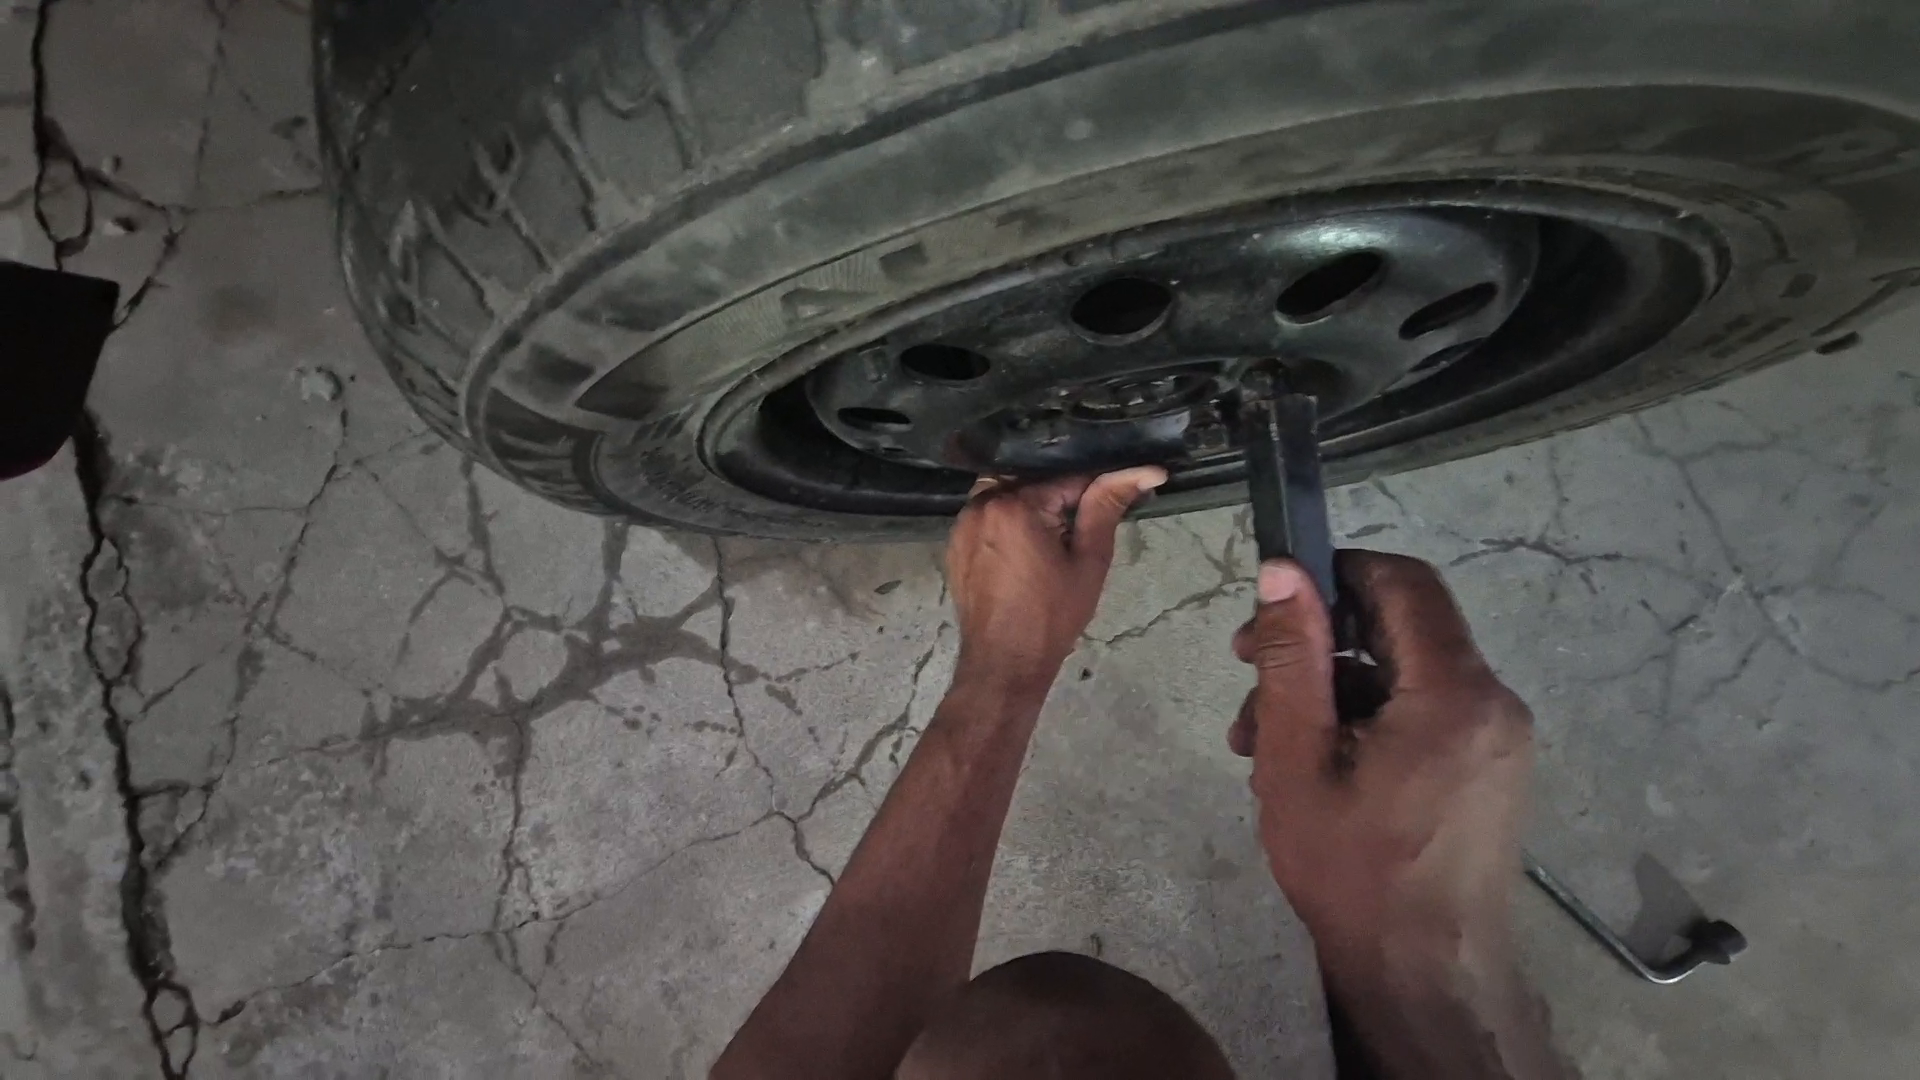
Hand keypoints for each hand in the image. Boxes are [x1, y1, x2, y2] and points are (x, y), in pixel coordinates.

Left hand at [946, 467, 1166, 686]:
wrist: (1004, 663)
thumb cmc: (1051, 616)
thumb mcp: (1088, 562)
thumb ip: (1106, 509)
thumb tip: (1142, 472)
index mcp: (1014, 504)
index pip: (1065, 478)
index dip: (1096, 487)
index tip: (1119, 496)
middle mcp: (980, 504)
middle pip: (1031, 481)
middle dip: (1061, 495)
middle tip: (1083, 522)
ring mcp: (962, 524)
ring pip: (1006, 495)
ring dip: (1032, 506)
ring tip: (1057, 534)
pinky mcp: (954, 544)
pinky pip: (986, 517)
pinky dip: (1008, 522)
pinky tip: (1026, 547)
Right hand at [1228, 552, 1532, 982]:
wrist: (1422, 977)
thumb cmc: (1350, 867)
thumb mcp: (1296, 754)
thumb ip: (1289, 655)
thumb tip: (1282, 569)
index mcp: (1455, 692)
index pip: (1403, 581)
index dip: (1334, 571)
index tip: (1273, 603)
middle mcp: (1491, 702)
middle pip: (1395, 627)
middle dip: (1312, 642)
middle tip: (1244, 673)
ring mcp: (1492, 737)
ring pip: (1394, 672)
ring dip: (1322, 688)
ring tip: (1257, 737)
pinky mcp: (1481, 766)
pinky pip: (1412, 710)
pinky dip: (1353, 718)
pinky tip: (1302, 760)